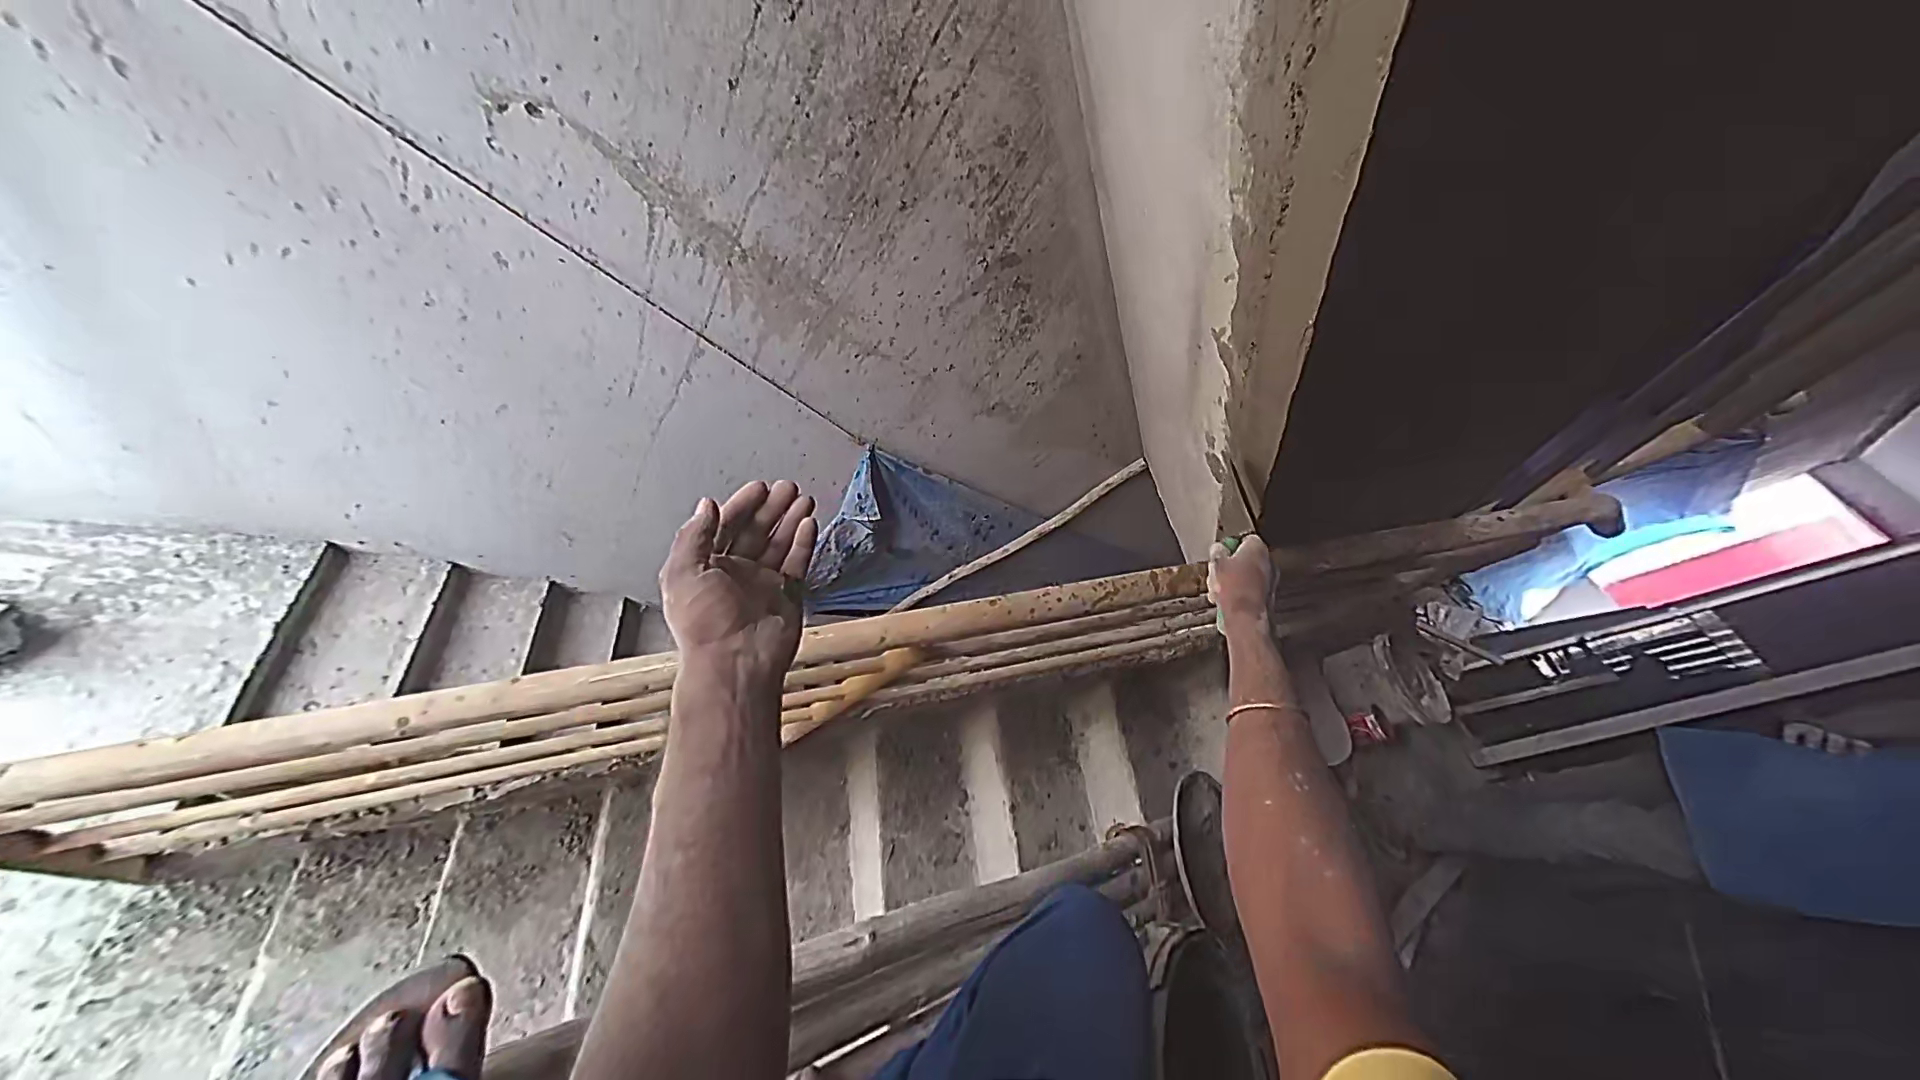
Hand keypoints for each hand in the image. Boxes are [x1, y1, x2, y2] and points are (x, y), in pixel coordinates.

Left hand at [660, 480, 817, 685]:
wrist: (736, 661)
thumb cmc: (704, 624)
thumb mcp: (682, 574)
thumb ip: (693, 536)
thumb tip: (706, 507)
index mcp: (706, 567)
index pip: (726, 527)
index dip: (741, 505)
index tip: (759, 488)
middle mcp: (735, 573)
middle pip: (756, 531)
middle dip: (771, 508)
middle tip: (787, 488)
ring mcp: (763, 584)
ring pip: (779, 543)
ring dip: (790, 520)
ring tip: (803, 499)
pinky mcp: (787, 595)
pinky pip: (797, 563)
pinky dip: (804, 542)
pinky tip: (809, 524)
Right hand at [1208, 532, 1273, 627]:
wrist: (1244, 616)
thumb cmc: (1233, 587)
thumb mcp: (1216, 563)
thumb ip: (1217, 552)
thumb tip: (1218, 549)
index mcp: (1258, 548)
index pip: (1245, 538)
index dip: (1229, 547)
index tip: (1219, 554)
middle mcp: (1268, 561)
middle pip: (1244, 558)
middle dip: (1228, 566)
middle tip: (1215, 573)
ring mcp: (1270, 580)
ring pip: (1245, 575)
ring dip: (1230, 580)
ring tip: (1217, 589)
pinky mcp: (1266, 596)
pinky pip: (1248, 589)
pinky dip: (1237, 593)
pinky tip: (1224, 600)